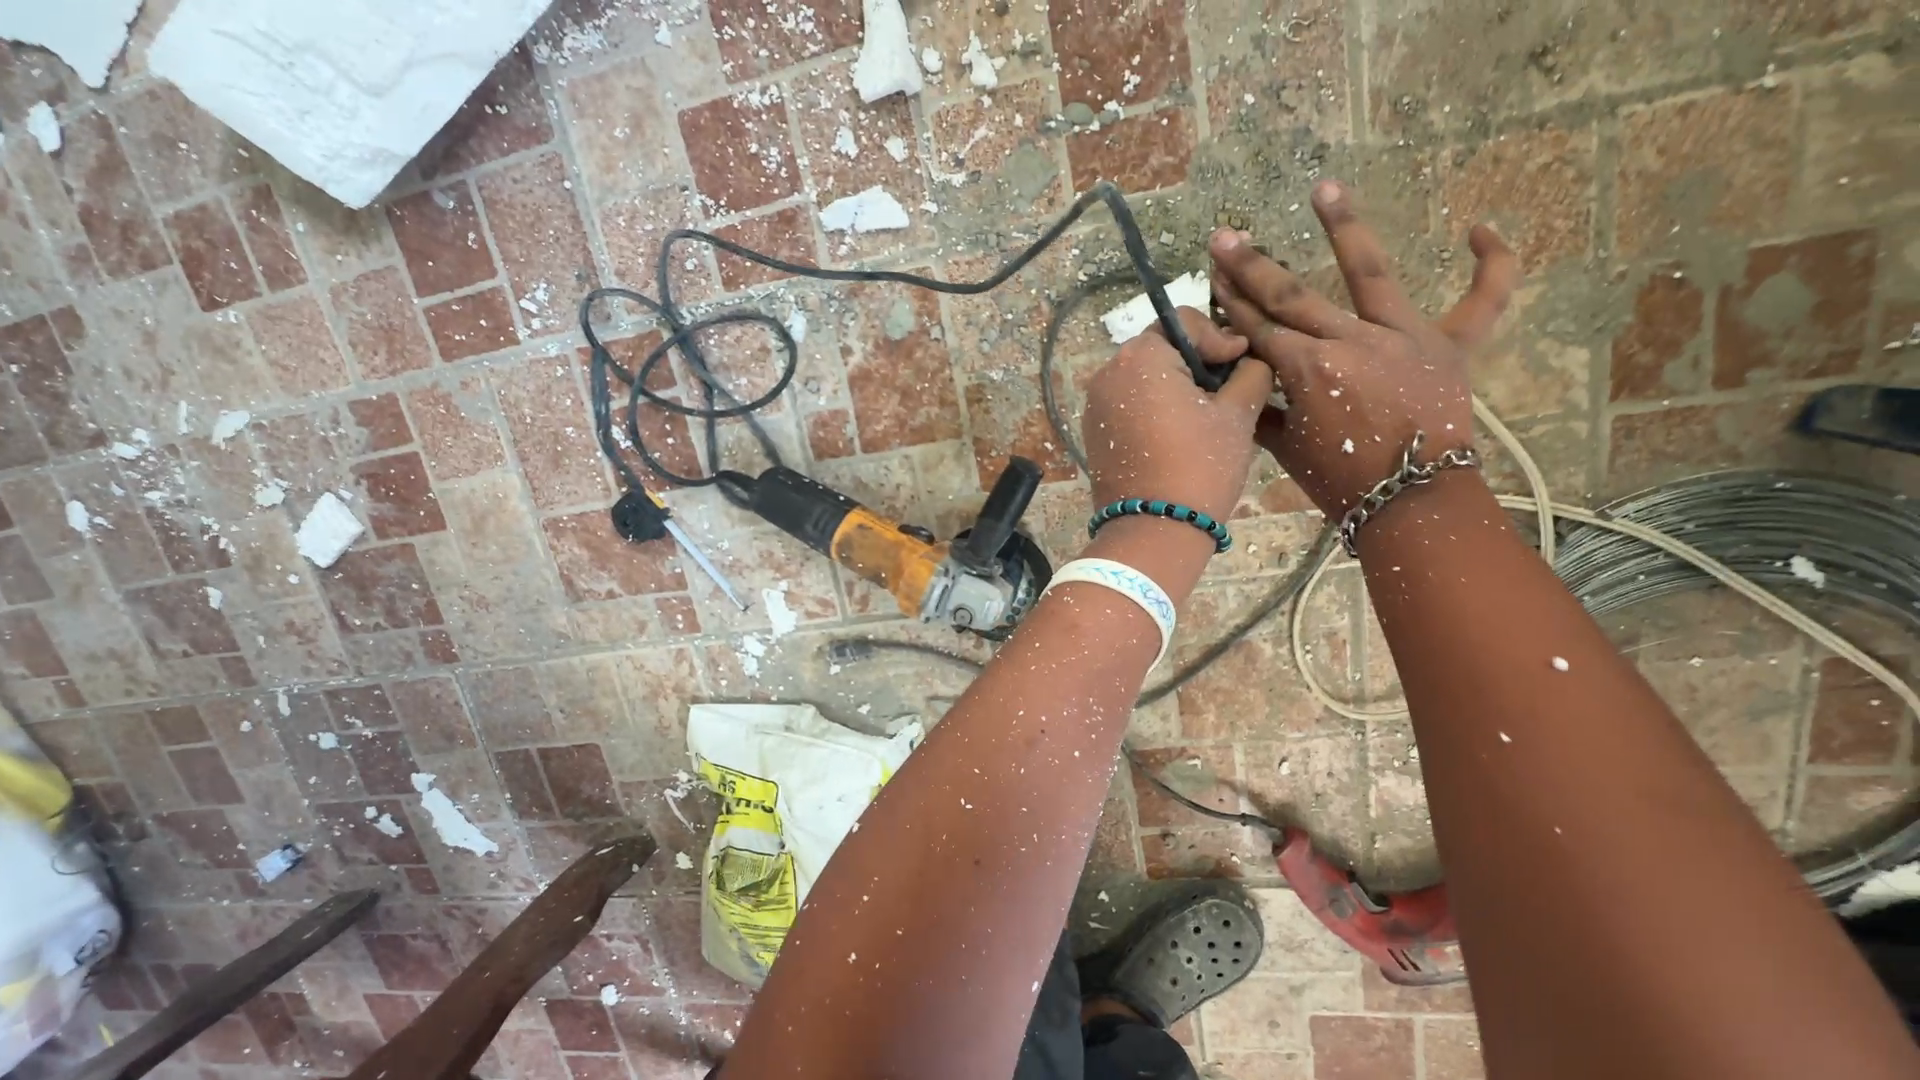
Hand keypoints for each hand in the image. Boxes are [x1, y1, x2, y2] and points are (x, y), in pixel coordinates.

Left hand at [1081, 307, 1271, 521]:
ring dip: (1177, 386)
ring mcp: (1096, 405)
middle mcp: (1108, 373)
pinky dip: (1155, 408)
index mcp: (1140, 358)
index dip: (1219, 337)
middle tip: (1228, 389)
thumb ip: (1250, 374)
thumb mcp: (1237, 416)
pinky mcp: (1094, 433)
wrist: (1154, 530)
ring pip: (1145, 379)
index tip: (1241, 362)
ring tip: (1208, 414)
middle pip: (1161, 349)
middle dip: (1197, 362)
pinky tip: (1180, 434)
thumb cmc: (1200, 467)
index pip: (1184, 323)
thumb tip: (1248, 360)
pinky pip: (1130, 405)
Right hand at [1208, 180, 1520, 518]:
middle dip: (1252, 266)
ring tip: (1325, 187)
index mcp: (1308, 370)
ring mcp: (1404, 337)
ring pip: (1370, 271)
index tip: (1210, 276)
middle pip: (1292, 295)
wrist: (1413, 505)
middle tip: (1225, 236)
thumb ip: (1263, 408)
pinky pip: (1483, 300)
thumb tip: (1241, 380)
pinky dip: (1492, 263)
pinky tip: (1481, 227)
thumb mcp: (1287, 448)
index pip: (1259, 329)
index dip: (1230, 302)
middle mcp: (1351, 341)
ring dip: (1343, 226)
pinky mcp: (1451, 347)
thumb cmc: (1342, 484)